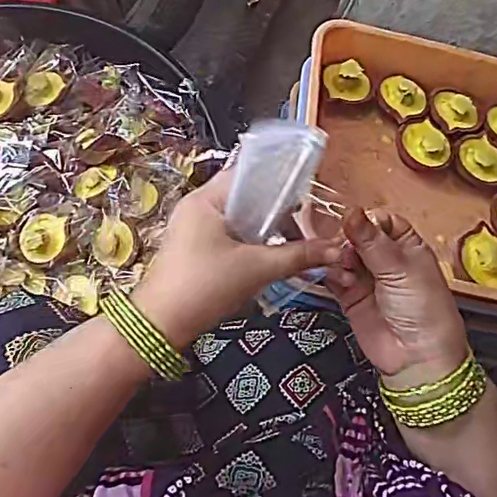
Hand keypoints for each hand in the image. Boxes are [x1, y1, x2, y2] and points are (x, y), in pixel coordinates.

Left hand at [134, 168, 340, 344]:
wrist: (161, 325)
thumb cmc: (202, 288)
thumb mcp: (257, 269)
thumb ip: (298, 256)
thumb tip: (335, 250)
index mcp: (206, 199)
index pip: (249, 172)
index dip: (280, 179)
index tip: (306, 192)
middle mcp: (197, 206)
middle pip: (246, 194)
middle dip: (276, 208)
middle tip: (302, 222)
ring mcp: (193, 226)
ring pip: (239, 215)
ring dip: (264, 227)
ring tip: (290, 241)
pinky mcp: (194, 246)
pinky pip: (229, 232)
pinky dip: (250, 239)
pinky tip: (268, 254)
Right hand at [324, 208, 469, 385]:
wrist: (416, 358)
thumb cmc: (424, 310)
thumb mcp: (401, 269)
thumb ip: (372, 241)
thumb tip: (351, 211)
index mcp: (406, 246)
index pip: (380, 221)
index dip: (365, 221)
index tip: (350, 224)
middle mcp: (384, 259)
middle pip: (355, 236)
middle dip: (346, 240)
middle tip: (343, 248)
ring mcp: (365, 277)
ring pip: (341, 255)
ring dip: (339, 259)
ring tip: (346, 269)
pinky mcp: (349, 295)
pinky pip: (332, 276)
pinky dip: (333, 276)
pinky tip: (343, 282)